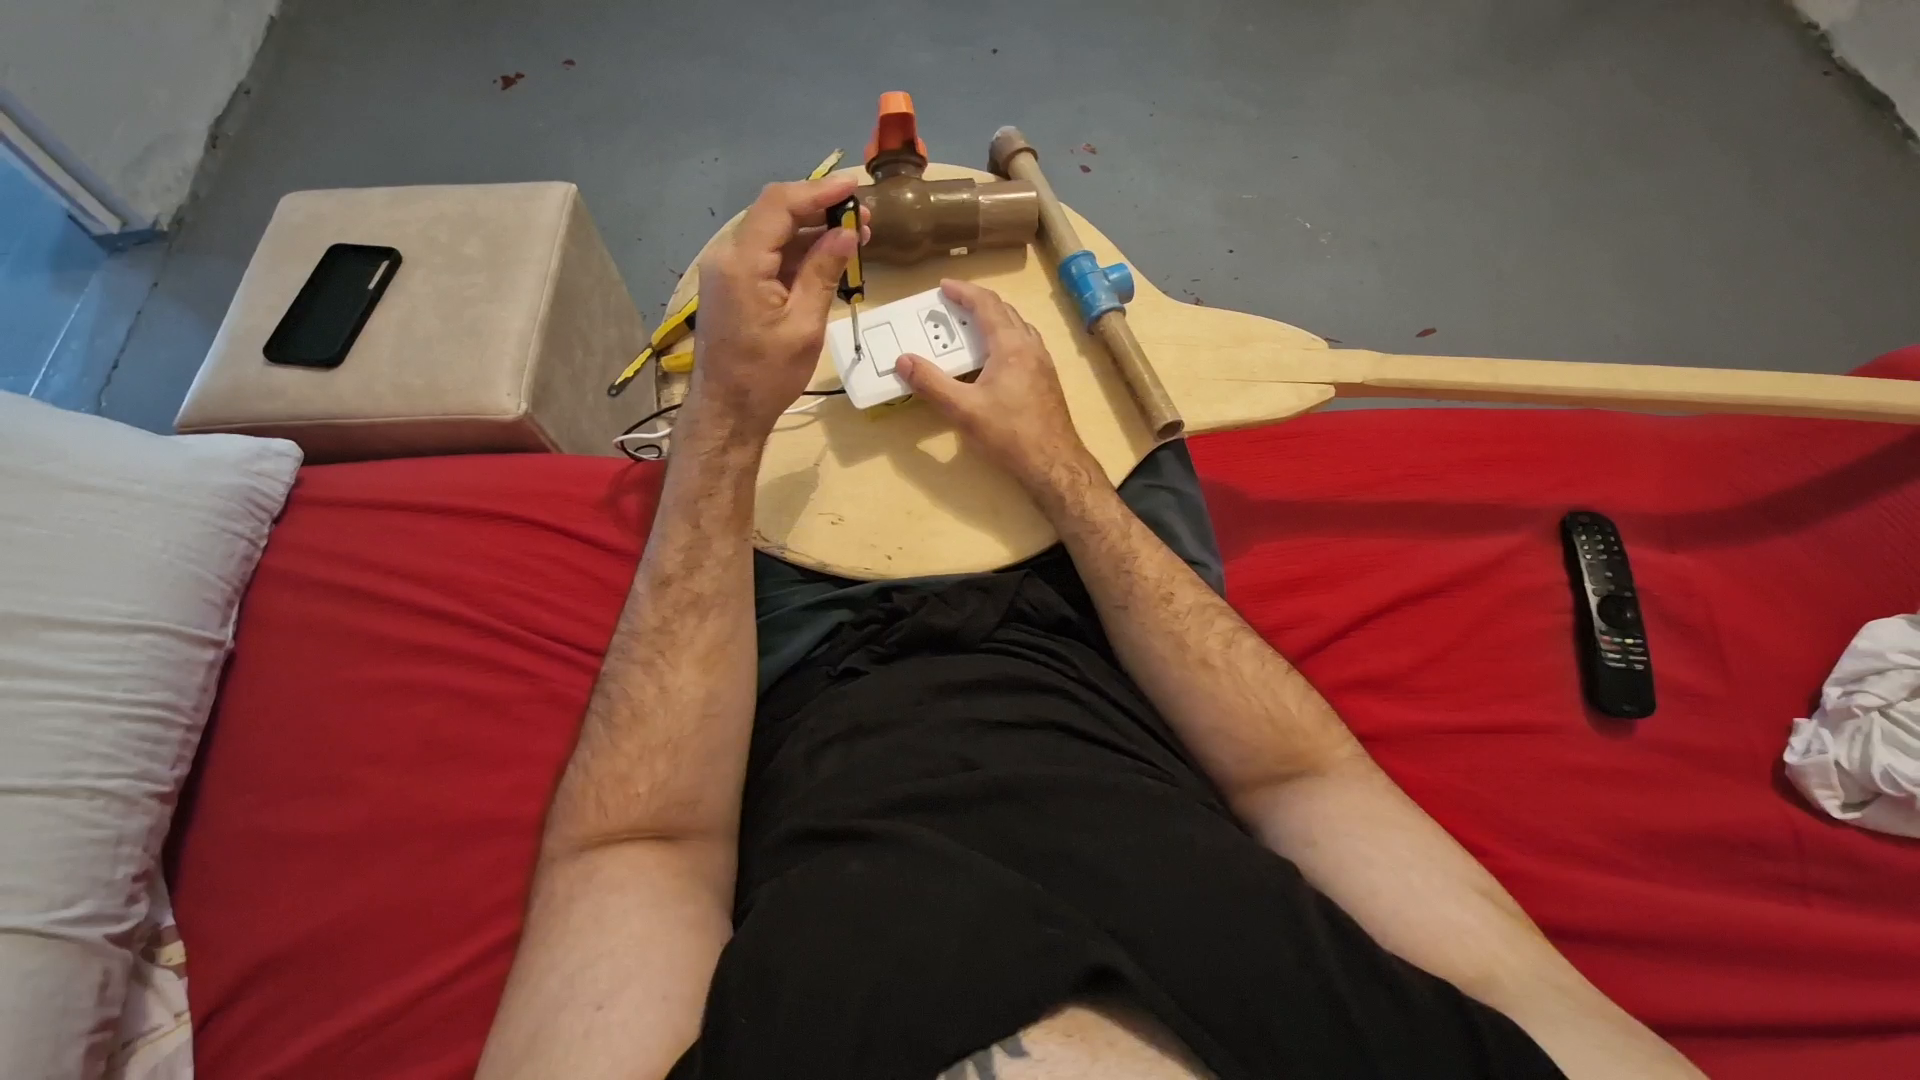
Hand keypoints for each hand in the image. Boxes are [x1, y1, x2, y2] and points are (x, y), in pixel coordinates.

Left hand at [684, 177, 863, 447]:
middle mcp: (727, 256)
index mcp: (742, 263)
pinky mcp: (732, 286)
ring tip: (854, 238)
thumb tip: (847, 233)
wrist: (728, 411)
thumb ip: (824, 272)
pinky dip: (797, 253)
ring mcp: (726, 271)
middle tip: (863, 219)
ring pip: (773, 235)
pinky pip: (767, 257)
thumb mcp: (804, 325)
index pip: (779, 205)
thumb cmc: (766, 376)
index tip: (855, 188)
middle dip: (819, 210)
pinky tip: (827, 259)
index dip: (819, 191)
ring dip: (812, 233)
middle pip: (775, 214)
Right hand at [896, 279, 1095, 494]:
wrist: (1053, 462)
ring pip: (1018, 328)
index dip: (964, 292)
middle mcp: (1031, 347)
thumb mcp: (963, 410)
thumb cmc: (1009, 434)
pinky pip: (1025, 345)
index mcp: (1011, 346)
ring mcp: (1043, 363)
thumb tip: (903, 360)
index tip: (944, 286)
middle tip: (953, 304)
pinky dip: (1006, 339)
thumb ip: (931, 383)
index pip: (986, 305)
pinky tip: (994, 359)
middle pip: (1005, 312)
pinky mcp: (1046, 380)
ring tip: (972, 326)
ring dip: (995, 319)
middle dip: (978, 303)